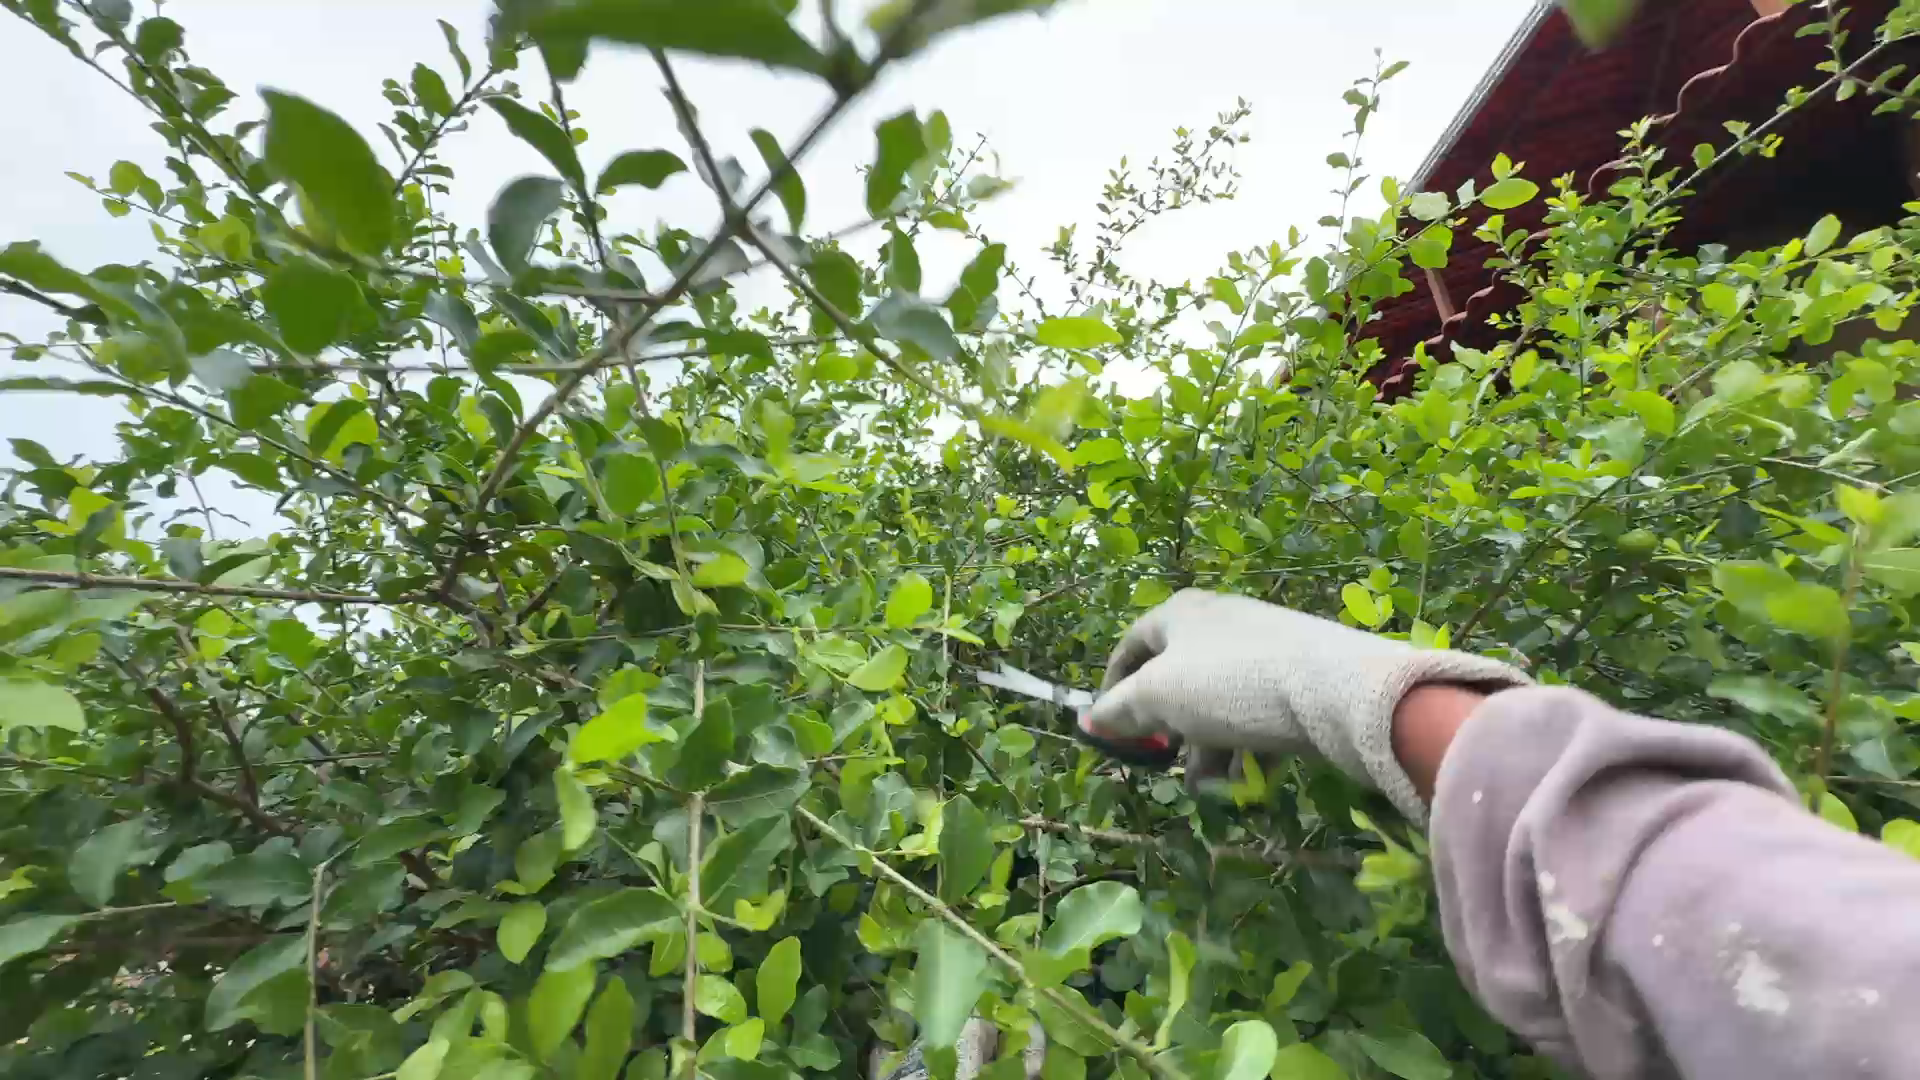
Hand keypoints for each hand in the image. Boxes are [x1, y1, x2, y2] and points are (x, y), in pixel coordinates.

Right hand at [1081, 590, 1527, 819]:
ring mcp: (1262, 646)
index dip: (1114, 686)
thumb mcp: (1160, 697)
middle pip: (1177, 679)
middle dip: (1170, 729)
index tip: (1112, 726)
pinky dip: (1248, 745)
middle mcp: (1219, 621)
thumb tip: (1088, 719)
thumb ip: (1120, 709)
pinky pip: (1258, 711)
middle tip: (1170, 762)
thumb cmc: (1231, 685)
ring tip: (1217, 786)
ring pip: (1219, 702)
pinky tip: (1254, 779)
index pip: (1131, 646)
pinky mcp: (1298, 675)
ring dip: (1209, 747)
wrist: (1339, 690)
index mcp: (1180, 614)